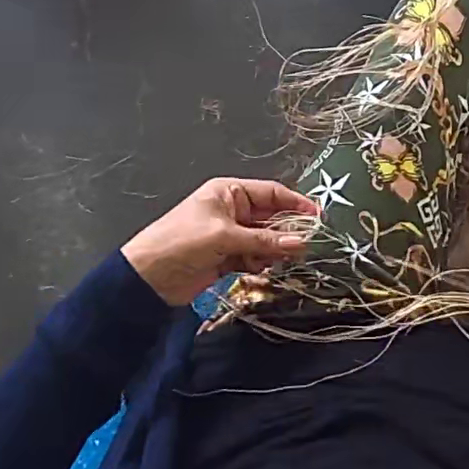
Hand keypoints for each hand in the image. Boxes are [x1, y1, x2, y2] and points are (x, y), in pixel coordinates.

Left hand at [120, 178, 316, 305]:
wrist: (149, 276)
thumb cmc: (181, 241)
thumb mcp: (224, 236)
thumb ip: (264, 240)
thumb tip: (301, 242)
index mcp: (228, 192)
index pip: (271, 192)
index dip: (295, 203)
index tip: (319, 218)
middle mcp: (232, 210)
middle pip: (271, 217)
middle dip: (288, 230)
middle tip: (306, 245)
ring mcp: (230, 234)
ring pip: (266, 239)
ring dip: (275, 249)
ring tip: (283, 259)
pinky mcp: (227, 257)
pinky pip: (255, 256)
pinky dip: (262, 262)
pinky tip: (263, 268)